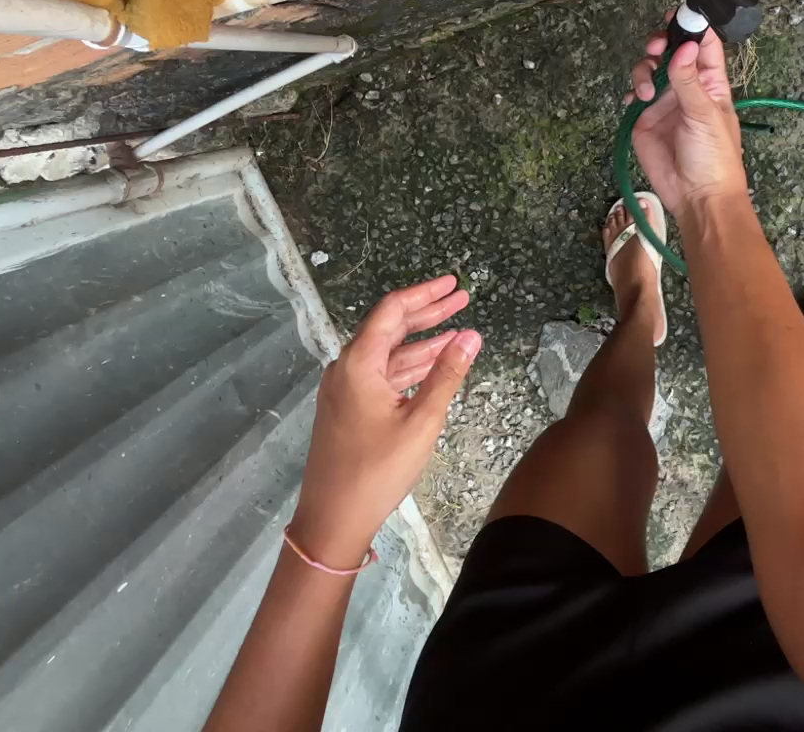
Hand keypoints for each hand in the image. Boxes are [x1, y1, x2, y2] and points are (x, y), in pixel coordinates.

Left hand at [291, 275, 480, 566]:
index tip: (454, 284)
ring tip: (458, 331)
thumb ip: (447, 374)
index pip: (393, 310)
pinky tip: (433, 365)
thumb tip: (471, 334)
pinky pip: (382, 374)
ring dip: (422, 342)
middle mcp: (346, 367)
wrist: (332, 520)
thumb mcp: (421, 422)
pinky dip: (409, 366)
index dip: (425, 294)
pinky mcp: (347, 407)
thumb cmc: (378, 470)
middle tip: (462, 298)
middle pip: (390, 327)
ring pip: (388, 353)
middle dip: (428, 312)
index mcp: (359, 362)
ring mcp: (344, 388)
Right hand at [628, 12, 747, 220]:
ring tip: (644, 92)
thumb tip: (683, 46)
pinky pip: (633, 95)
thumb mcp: (705, 114)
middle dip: (660, 44)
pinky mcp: (644, 119)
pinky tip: (634, 102)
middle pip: (670, 51)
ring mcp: (664, 102)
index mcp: (710, 82)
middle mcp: (686, 87)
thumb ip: (689, 80)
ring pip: (648, 70)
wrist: (696, 195)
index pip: (702, 45)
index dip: (691, 26)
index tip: (677, 13)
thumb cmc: (714, 156)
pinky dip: (630, 92)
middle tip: (655, 48)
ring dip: (642, 71)